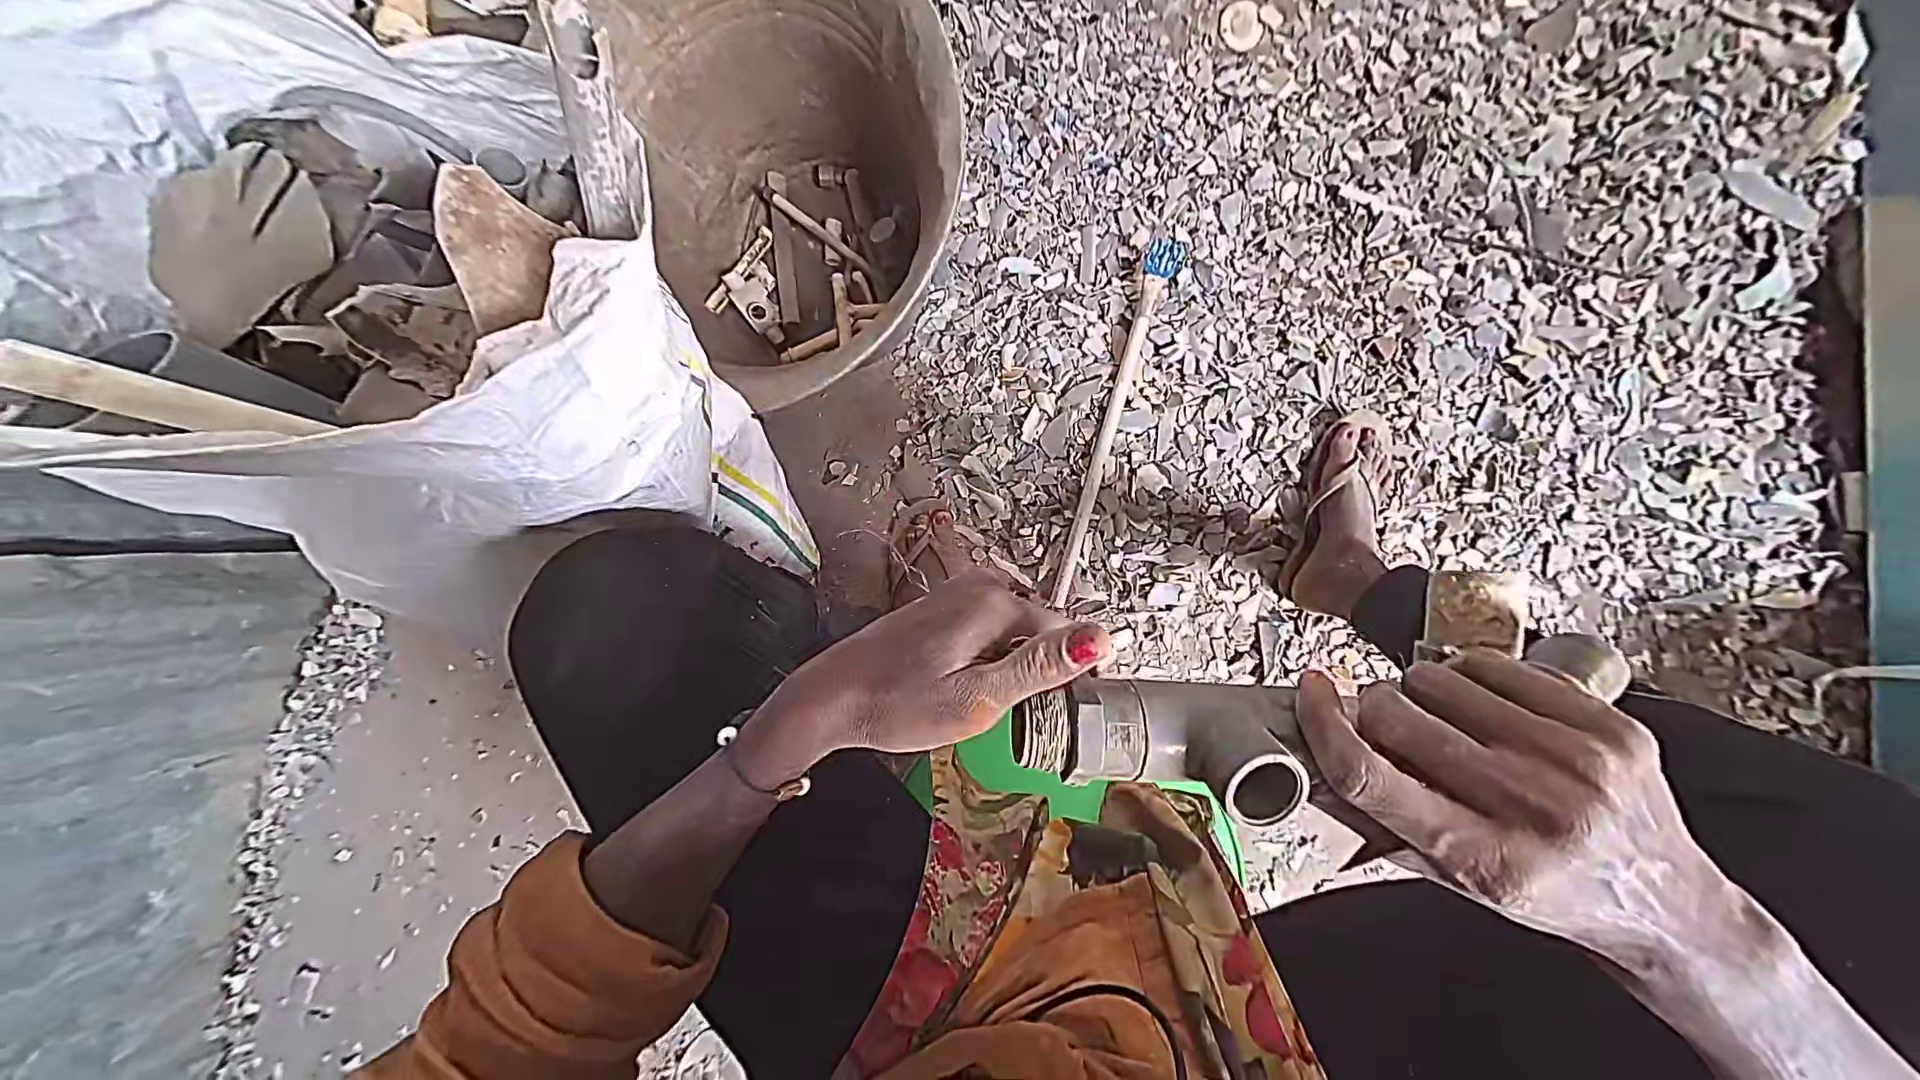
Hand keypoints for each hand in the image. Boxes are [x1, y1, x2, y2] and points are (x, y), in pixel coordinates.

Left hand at [727, 572, 1111, 787]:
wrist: (835, 695)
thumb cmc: (898, 703)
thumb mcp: (979, 696)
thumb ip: (1041, 665)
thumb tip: (1100, 638)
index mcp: (996, 603)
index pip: (1068, 629)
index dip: (1074, 669)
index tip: (1066, 704)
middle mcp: (979, 587)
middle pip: (1040, 626)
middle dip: (1038, 665)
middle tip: (1011, 708)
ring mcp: (957, 593)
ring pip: (1015, 628)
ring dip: (1013, 662)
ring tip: (983, 697)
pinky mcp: (942, 607)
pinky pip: (989, 627)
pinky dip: (990, 655)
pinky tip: (963, 680)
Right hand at [1295, 652, 1740, 964]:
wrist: (1672, 907)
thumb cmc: (1550, 893)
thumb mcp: (1454, 879)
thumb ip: (1380, 820)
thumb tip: (1316, 758)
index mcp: (1483, 857)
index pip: (1367, 774)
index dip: (1322, 724)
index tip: (1309, 691)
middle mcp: (1531, 806)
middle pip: (1394, 717)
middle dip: (1372, 710)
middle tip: (1384, 722)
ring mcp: (1576, 760)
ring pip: (1435, 679)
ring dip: (1419, 692)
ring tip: (1442, 719)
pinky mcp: (1607, 725)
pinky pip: (1491, 664)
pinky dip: (1469, 677)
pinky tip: (1481, 705)